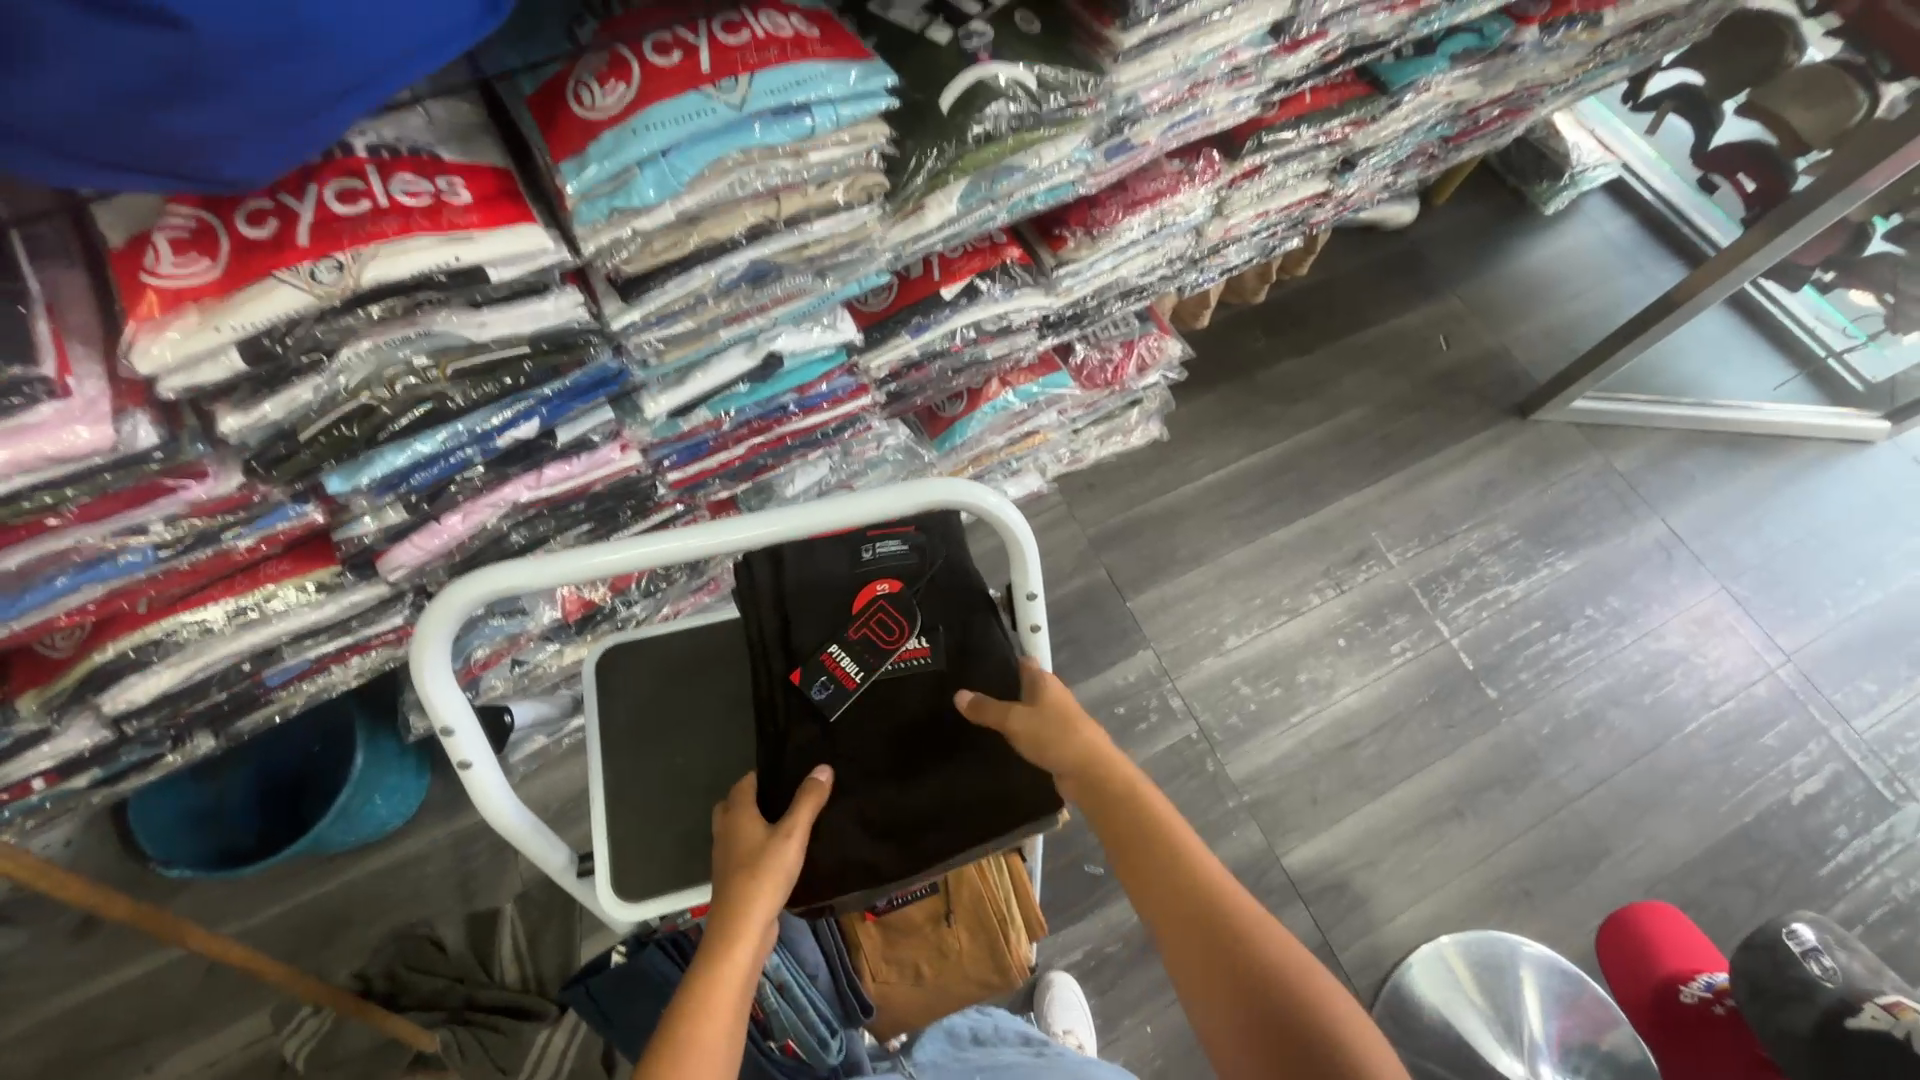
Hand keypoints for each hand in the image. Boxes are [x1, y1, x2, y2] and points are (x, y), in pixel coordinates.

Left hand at [707, 766, 832, 945]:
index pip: (745, 781)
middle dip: (757, 797)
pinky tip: (780, 854)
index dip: (765, 774)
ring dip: (756, 823)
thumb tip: (823, 767)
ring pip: (738, 829)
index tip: (790, 772)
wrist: (740, 930)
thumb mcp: (793, 834)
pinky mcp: (732, 878)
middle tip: (787, 797)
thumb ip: (808, 800)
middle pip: (735, 804)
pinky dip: (756, 846)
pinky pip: (743, 851)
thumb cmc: (764, 874)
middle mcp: (725, 830)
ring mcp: (725, 856)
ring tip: (788, 823)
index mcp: (736, 813)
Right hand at [954, 658, 1120, 794]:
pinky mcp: (1059, 743)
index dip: (1004, 661)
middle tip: (970, 696)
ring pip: (1029, 713)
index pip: (1023, 662)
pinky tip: (1001, 744)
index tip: (978, 665)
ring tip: (979, 720)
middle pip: (1025, 687)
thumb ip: (986, 708)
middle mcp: (1053, 696)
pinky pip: (1034, 734)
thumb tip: (958, 694)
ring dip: (1011, 716)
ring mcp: (1058, 720)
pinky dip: (1020, 736)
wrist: (1090, 773)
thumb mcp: (1014, 720)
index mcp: (1044, 681)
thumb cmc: (1054, 736)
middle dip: (1003, 690)